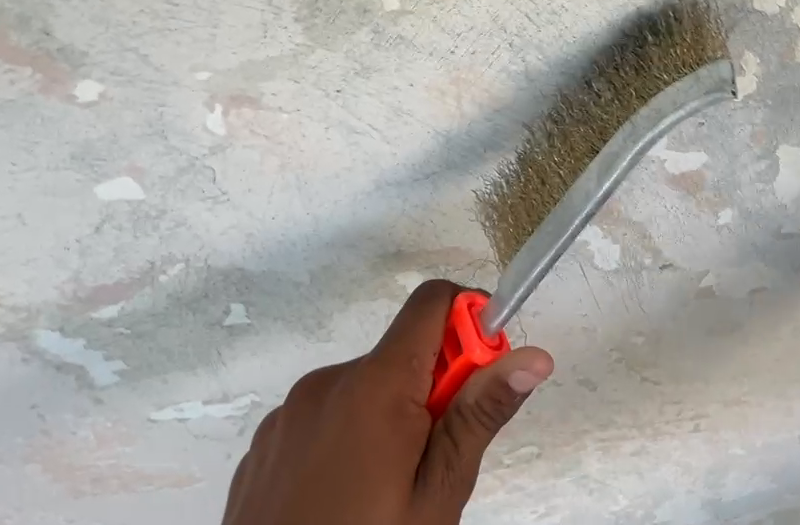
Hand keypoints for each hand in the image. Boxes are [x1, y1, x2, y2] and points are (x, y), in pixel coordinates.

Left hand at [223, 280, 553, 524]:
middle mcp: (326, 383)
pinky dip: (350, 436)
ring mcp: (286, 416)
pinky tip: (347, 497)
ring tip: (390, 487)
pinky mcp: (262, 448)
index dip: (471, 320)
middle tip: (441, 454)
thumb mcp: (439, 491)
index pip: (434, 301)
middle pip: (404, 350)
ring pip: (366, 386)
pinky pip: (326, 416)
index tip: (484, 371)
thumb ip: (482, 414)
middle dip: (437, 384)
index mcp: (374, 383)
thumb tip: (537, 357)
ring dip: (393, 413)